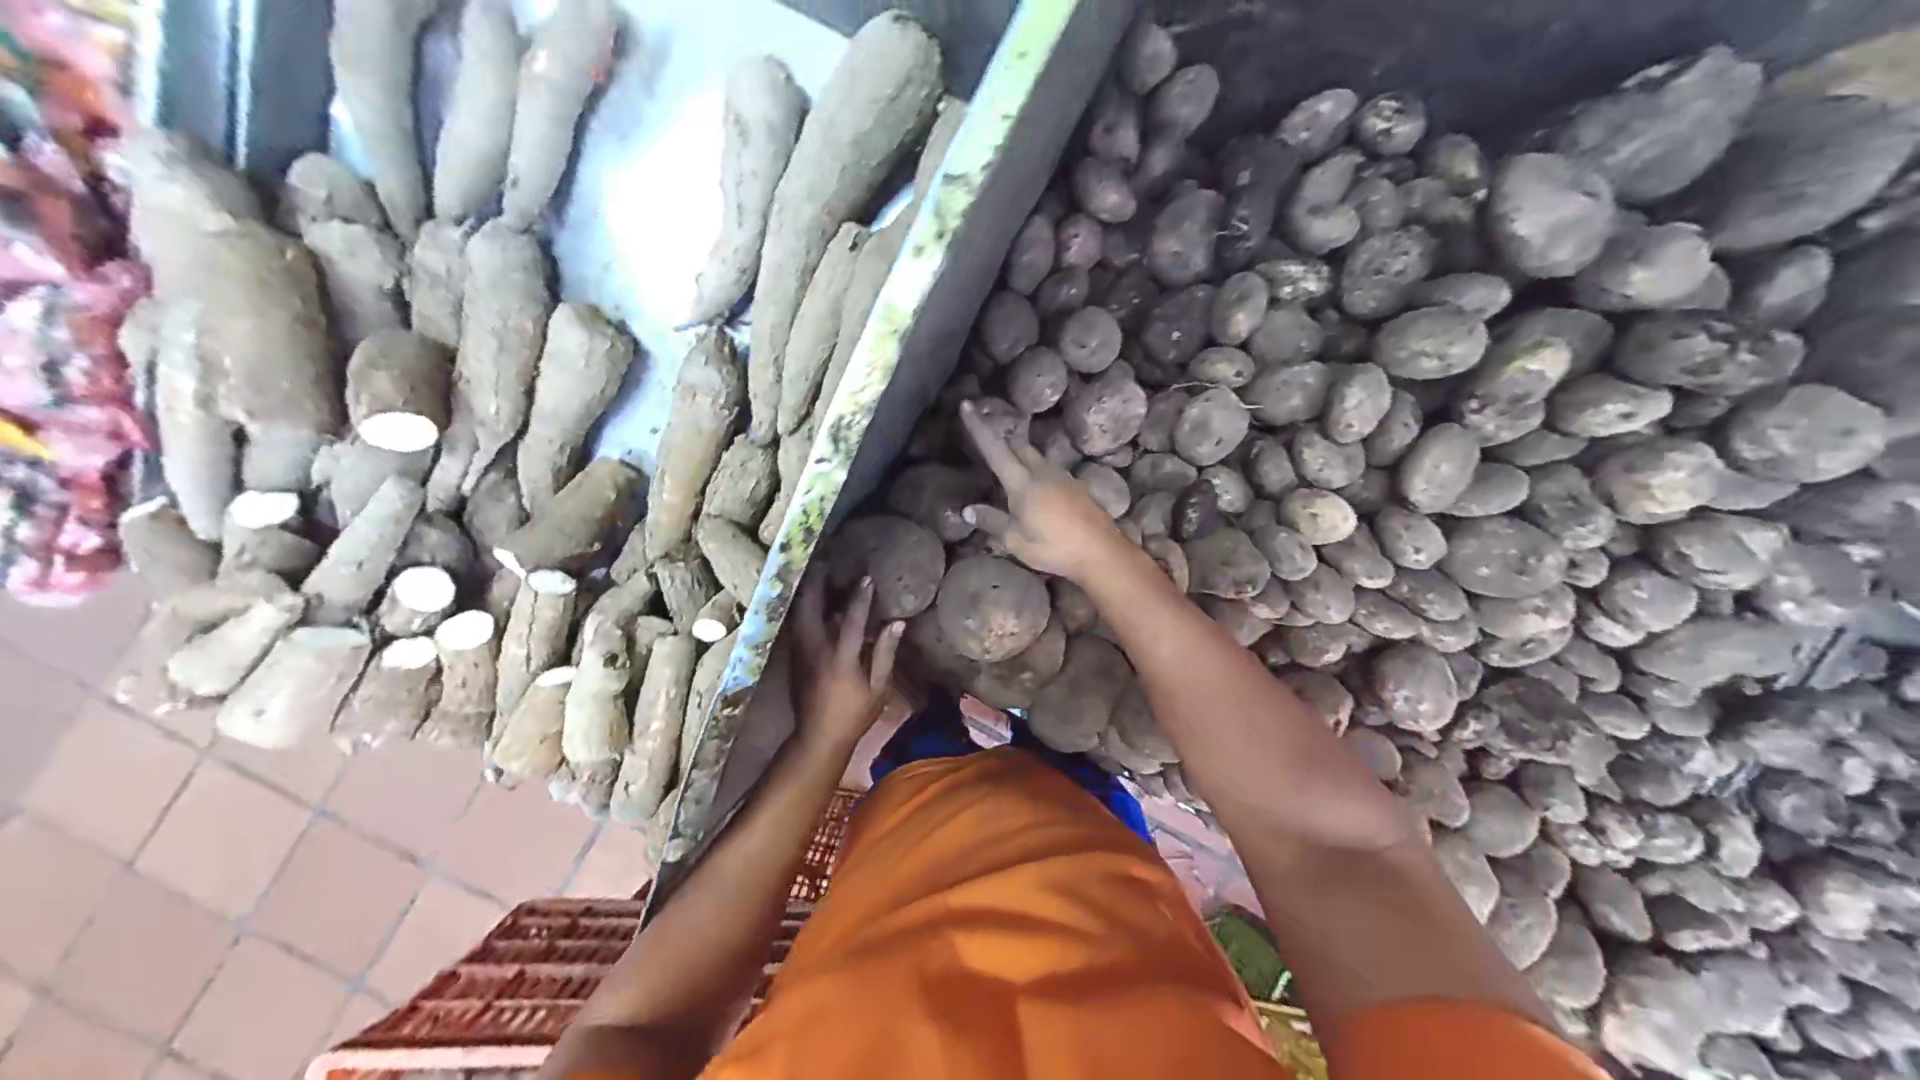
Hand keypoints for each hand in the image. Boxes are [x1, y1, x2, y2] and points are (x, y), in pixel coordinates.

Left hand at [792, 574, 903, 752]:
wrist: (817, 737)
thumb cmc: (854, 715)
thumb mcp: (878, 688)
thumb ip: (886, 653)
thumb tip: (897, 622)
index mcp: (841, 659)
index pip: (852, 620)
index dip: (860, 597)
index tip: (867, 578)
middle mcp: (817, 651)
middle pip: (811, 609)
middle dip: (817, 584)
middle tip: (825, 563)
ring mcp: (801, 654)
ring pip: (800, 615)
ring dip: (807, 594)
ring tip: (816, 575)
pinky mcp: (794, 658)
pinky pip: (798, 626)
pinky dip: (804, 609)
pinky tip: (812, 602)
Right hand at [959, 399, 1125, 580]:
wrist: (1101, 552)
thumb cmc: (1054, 548)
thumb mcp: (1015, 540)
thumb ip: (992, 521)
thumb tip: (968, 509)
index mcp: (1023, 483)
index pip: (995, 450)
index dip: (978, 427)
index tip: (967, 404)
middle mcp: (1043, 472)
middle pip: (1019, 447)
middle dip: (1003, 441)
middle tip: (990, 441)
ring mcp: (1063, 477)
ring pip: (1037, 457)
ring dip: (1022, 457)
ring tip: (1012, 468)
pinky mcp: (1077, 487)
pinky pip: (1051, 471)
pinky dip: (1038, 472)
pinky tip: (1038, 489)